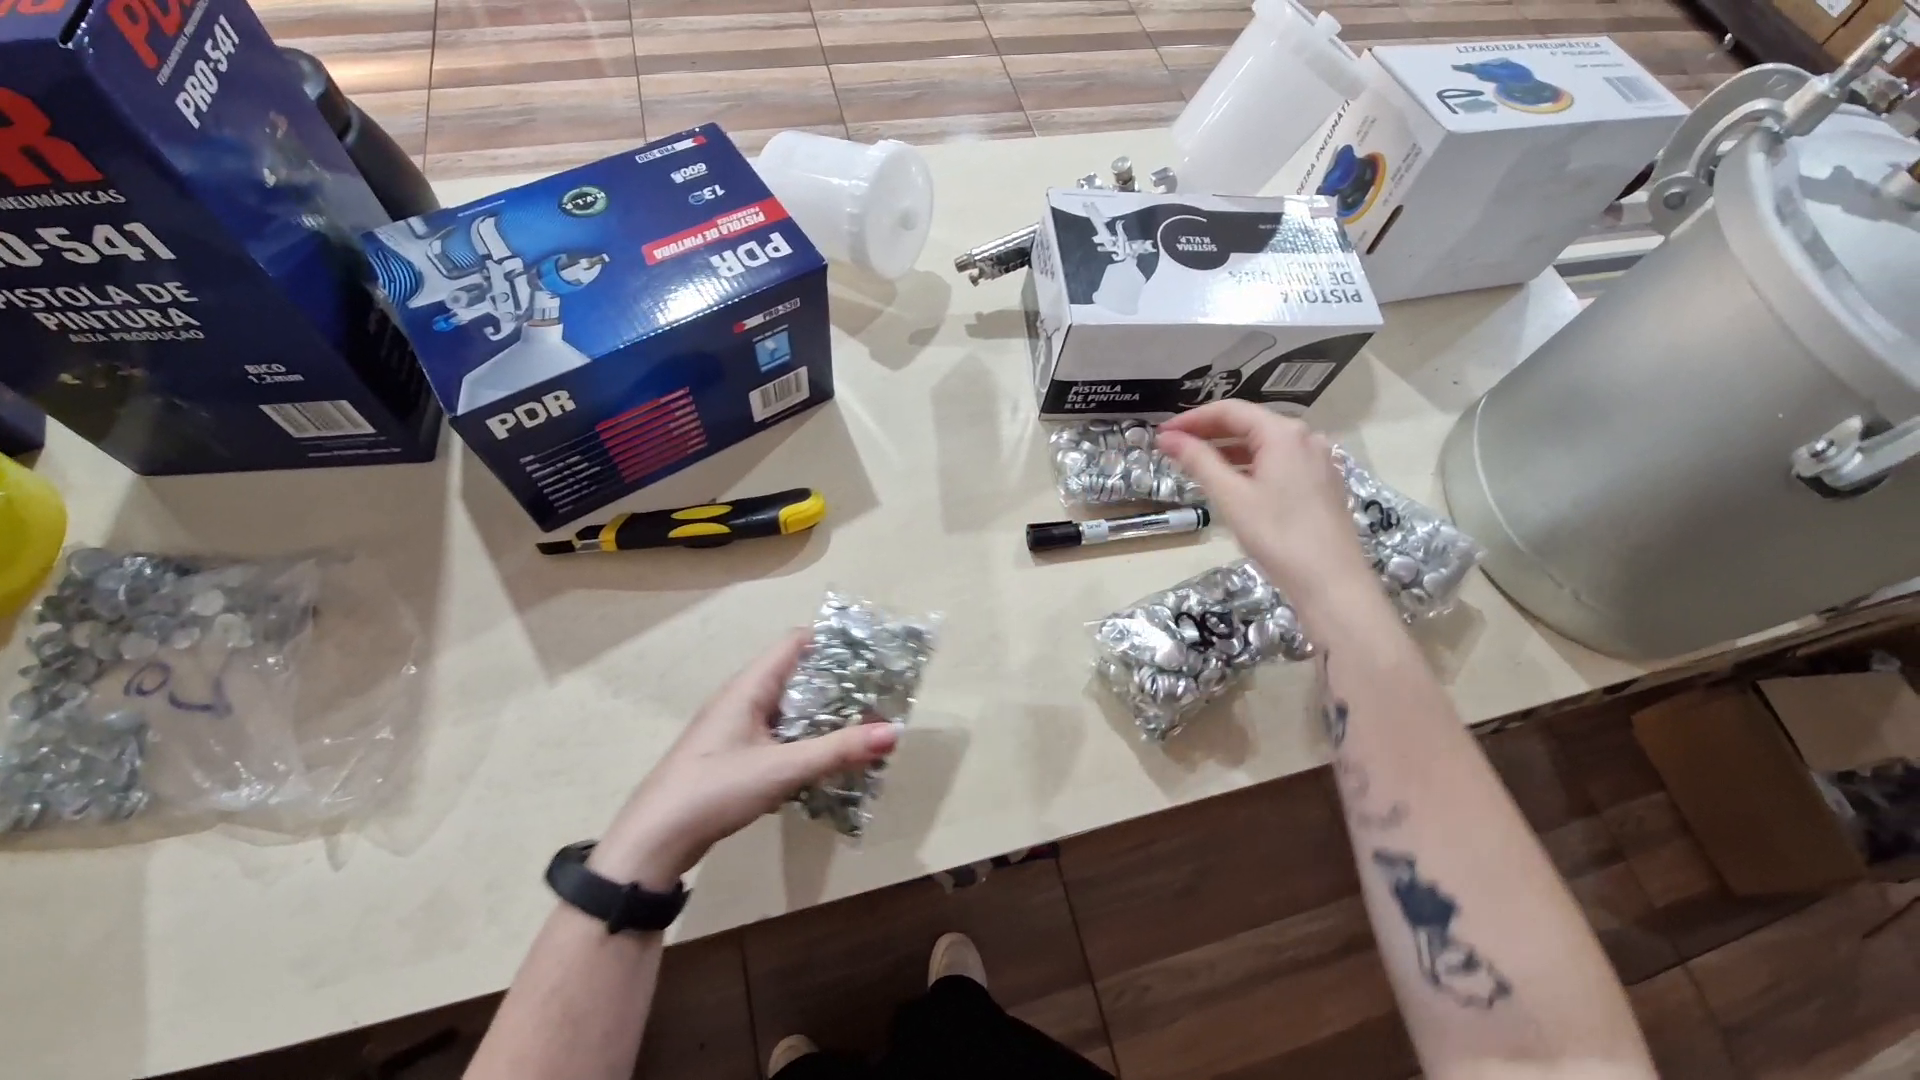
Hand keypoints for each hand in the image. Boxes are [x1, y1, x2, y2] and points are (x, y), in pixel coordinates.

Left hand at [588, 631, 899, 888]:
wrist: (654, 840)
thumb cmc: (716, 789)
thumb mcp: (783, 768)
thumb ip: (838, 750)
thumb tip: (894, 731)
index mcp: (749, 687)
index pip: (795, 643)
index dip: (833, 641)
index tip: (872, 652)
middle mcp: (742, 699)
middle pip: (796, 675)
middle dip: (837, 683)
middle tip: (879, 694)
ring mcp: (735, 728)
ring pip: (789, 709)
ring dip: (823, 715)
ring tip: (864, 725)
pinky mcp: (733, 756)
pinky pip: (778, 735)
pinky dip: (805, 740)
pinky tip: (828, 759)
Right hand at [1156, 401, 1374, 613]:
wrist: (1331, 582)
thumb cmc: (1277, 535)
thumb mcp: (1231, 496)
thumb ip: (1198, 461)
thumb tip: (1168, 438)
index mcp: (1284, 433)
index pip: (1230, 411)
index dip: (1192, 420)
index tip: (1162, 435)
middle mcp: (1306, 438)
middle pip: (1249, 424)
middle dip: (1209, 434)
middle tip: (1174, 450)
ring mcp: (1319, 461)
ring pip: (1265, 445)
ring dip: (1229, 452)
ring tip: (1197, 467)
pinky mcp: (1323, 483)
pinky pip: (1280, 463)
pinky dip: (1252, 467)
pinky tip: (1234, 485)